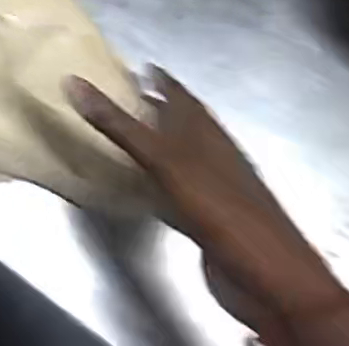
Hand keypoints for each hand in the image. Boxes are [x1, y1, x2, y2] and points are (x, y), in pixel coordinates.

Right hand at [66, 70, 348, 328]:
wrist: (275, 284)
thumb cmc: (222, 209)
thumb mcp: (164, 161)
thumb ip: (118, 124)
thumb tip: (73, 81)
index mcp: (206, 131)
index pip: (179, 93)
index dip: (157, 77)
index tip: (131, 63)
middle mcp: (211, 153)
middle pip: (178, 121)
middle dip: (150, 107)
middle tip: (116, 94)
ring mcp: (212, 188)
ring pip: (175, 154)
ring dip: (150, 143)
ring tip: (118, 132)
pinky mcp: (207, 218)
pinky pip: (171, 188)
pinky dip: (152, 180)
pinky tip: (133, 184)